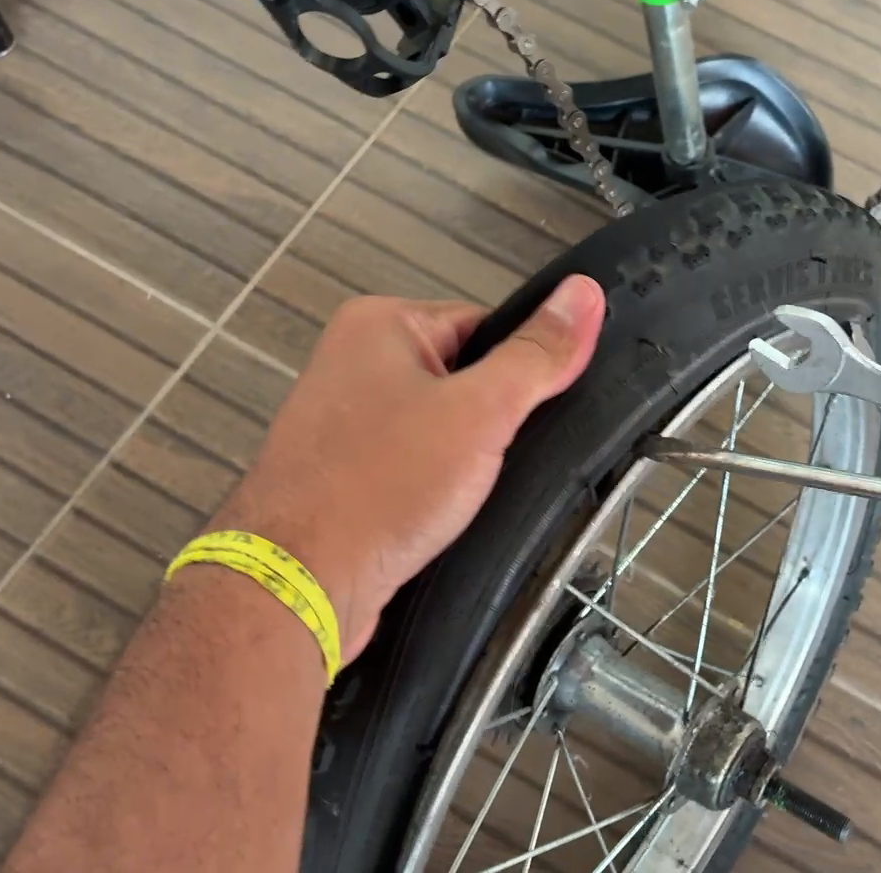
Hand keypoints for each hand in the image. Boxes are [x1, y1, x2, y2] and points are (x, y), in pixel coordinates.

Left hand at [207, 276, 604, 661]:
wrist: (296, 589)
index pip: (485, 326)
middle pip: (465, 376)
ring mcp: (345, 419)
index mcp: (380, 323)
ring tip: (472, 491)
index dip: (519, 371)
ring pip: (443, 425)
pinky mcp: (346, 471)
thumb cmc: (382, 486)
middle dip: (491, 420)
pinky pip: (414, 461)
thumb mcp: (480, 411)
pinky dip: (437, 483)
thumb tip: (584, 292)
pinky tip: (446, 510)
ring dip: (468, 455)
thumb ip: (537, 354)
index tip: (527, 415)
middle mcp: (354, 361)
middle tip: (497, 458)